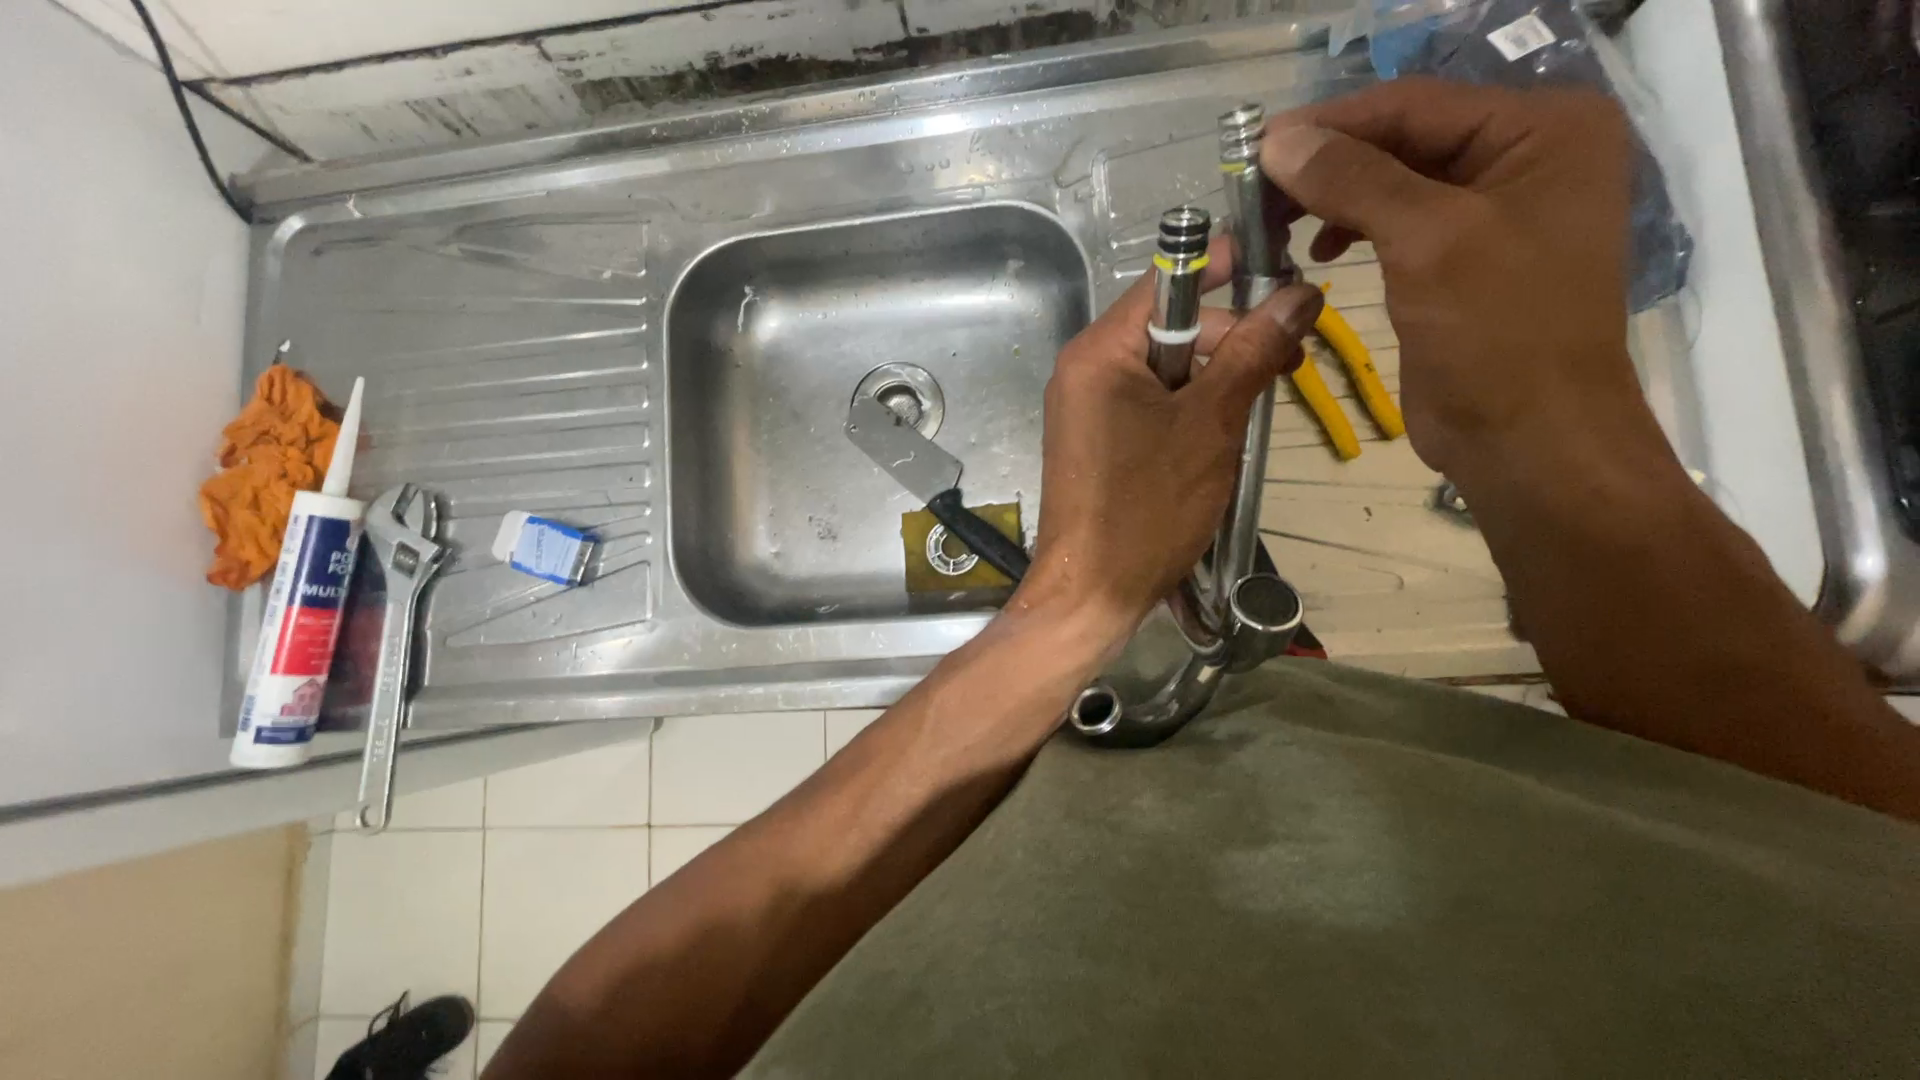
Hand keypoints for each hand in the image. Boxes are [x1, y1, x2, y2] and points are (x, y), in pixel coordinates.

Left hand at [1017, 237, 1323, 635]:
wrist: (1092, 592)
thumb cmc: (1148, 506)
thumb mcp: (1211, 423)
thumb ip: (1252, 352)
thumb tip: (1300, 295)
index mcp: (1099, 352)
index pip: (1166, 283)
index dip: (1224, 270)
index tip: (1281, 269)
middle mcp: (1084, 370)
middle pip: (1168, 327)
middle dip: (1228, 340)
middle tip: (1286, 364)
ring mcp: (1086, 409)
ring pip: (1164, 371)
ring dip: (1214, 381)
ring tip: (1256, 410)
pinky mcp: (1096, 442)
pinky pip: (1149, 406)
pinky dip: (1188, 411)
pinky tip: (1220, 437)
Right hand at [1259, 78, 1647, 479]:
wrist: (1526, 437)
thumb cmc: (1496, 333)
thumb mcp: (1426, 241)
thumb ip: (1353, 180)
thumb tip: (1277, 142)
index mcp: (1542, 130)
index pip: (1415, 105)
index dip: (1331, 124)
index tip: (1256, 148)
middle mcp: (1522, 157)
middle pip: (1401, 140)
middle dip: (1327, 164)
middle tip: (1255, 191)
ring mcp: (1491, 210)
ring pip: (1391, 182)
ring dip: (1330, 198)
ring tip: (1274, 222)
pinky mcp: (1459, 258)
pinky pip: (1394, 223)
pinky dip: (1350, 229)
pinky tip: (1317, 250)